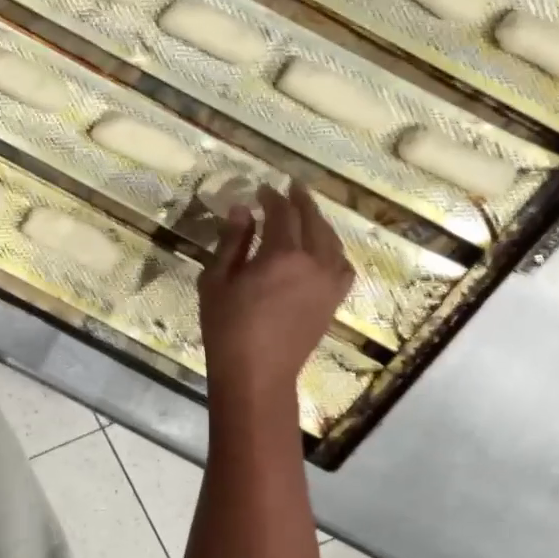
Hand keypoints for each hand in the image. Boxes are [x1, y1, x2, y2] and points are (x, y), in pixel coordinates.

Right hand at [198, 184, 355, 396]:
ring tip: (306, 213)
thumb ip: (233, 242)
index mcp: (282, 255)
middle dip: (302, 201)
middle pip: (313, 221)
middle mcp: (314, 262)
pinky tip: (322, 248)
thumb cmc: (226, 324)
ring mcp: (330, 281)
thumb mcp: (217, 280)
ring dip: (319, 222)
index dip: (272, 198)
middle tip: (291, 187)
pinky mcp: (334, 298)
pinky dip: (332, 248)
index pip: (282, 214)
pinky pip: (341, 263)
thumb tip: (241, 210)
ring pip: (331, 240)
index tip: (260, 188)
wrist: (257, 370)